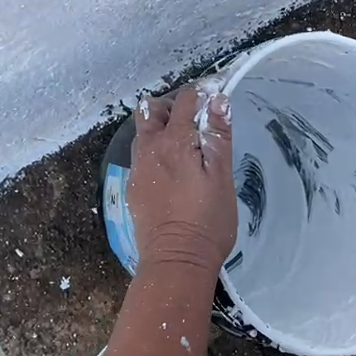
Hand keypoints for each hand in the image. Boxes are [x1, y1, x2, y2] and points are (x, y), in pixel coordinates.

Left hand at [128, 85, 237, 276]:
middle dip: (171, 106)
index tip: (216, 97)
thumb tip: (217, 98)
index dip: (201, 93)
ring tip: (184, 144)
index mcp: (173, 141)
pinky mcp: (133, 188)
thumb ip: (218, 134)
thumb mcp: (222, 175)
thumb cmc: (207, 220)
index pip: (184, 100)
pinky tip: (172, 169)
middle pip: (151, 109)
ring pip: (143, 132)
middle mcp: (149, 149)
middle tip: (194, 120)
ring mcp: (138, 169)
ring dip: (160, 128)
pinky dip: (155, 150)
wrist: (176, 262)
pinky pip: (141, 156)